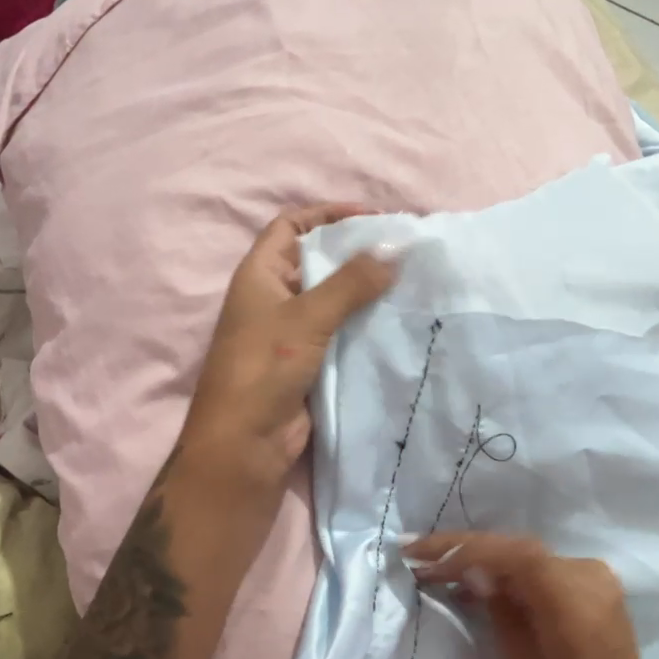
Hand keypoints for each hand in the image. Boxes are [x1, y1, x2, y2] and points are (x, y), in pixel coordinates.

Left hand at [181, 204, 395, 492]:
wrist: (247, 443)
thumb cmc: (265, 369)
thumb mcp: (308, 316)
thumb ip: (351, 282)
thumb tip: (394, 250)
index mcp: (260, 275)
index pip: (292, 226)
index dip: (327, 215)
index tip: (372, 218)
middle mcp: (274, 300)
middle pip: (318, 264)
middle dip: (357, 256)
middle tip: (405, 254)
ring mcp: (291, 336)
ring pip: (334, 304)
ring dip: (366, 295)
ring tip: (411, 286)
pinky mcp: (309, 367)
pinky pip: (342, 338)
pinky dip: (366, 329)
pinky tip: (398, 325)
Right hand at [403, 531, 658, 658]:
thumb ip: (498, 608)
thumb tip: (472, 570)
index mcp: (567, 595)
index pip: (507, 555)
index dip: (459, 549)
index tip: (417, 555)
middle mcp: (583, 571)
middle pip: (514, 548)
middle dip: (462, 549)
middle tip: (416, 553)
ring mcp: (590, 571)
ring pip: (524, 554)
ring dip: (481, 557)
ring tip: (435, 566)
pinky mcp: (589, 578)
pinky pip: (538, 565)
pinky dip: (506, 568)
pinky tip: (475, 579)